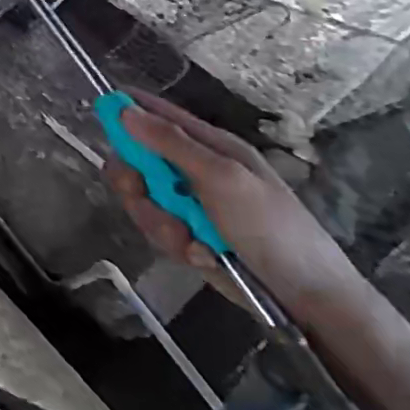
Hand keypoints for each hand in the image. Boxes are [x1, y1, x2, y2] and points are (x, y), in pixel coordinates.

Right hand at [103, 90, 364, 322]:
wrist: (309, 300)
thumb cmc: (273, 228)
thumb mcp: (222, 178)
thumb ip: (171, 143)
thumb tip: (124, 110)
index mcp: (208, 145)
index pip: (157, 113)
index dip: (126, 109)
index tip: (100, 112)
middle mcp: (192, 169)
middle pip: (134, 159)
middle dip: (134, 182)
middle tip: (142, 193)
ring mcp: (188, 203)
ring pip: (140, 198)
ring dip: (158, 221)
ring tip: (188, 239)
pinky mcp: (186, 233)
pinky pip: (154, 228)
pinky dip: (172, 243)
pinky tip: (199, 255)